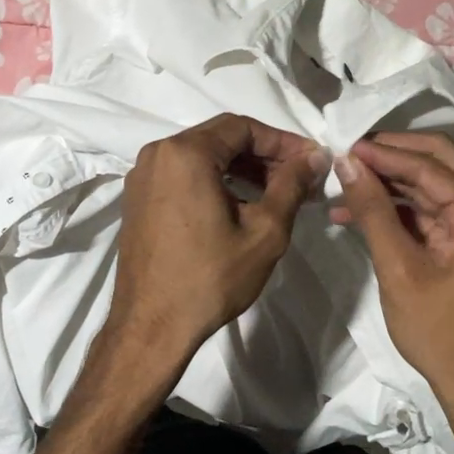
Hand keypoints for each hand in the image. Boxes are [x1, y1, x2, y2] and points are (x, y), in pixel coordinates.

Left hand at [107, 114, 326, 360]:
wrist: (151, 326)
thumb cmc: (210, 278)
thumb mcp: (264, 231)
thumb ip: (291, 185)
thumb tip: (315, 155)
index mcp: (185, 153)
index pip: (242, 127)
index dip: (282, 141)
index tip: (311, 161)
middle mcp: (157, 155)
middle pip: (220, 138)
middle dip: (263, 155)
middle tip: (298, 180)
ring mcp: (142, 178)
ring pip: (201, 158)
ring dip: (240, 170)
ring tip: (275, 196)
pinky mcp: (138, 200)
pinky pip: (182, 176)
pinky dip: (213, 183)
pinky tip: (240, 208)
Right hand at [333, 133, 453, 406]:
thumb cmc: (440, 332)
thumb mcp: (399, 269)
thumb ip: (374, 211)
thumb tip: (347, 163)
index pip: (430, 166)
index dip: (384, 154)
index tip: (343, 146)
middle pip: (440, 162)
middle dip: (391, 157)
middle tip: (348, 155)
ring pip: (435, 185)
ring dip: (392, 184)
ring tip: (345, 187)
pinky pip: (436, 211)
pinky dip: (402, 209)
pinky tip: (362, 212)